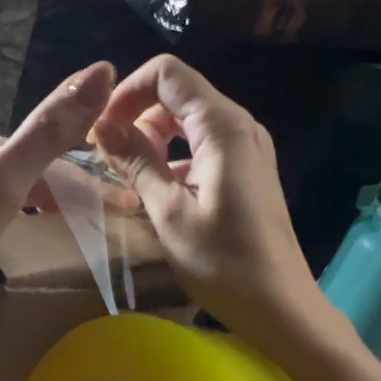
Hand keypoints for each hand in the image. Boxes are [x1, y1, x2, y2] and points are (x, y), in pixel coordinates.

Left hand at [0, 61, 116, 360]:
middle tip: (106, 231)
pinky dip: (18, 235)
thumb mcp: (5, 179)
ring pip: (14, 202)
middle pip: (34, 179)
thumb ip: (50, 132)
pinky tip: (21, 254)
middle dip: (70, 200)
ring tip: (73, 245)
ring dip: (44, 218)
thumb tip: (102, 69)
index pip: (55, 159)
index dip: (94, 185)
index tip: (128, 209)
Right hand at [90, 55, 327, 350]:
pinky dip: (174, 161)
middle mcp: (239, 126)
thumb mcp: (169, 213)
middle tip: (106, 159)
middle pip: (178, 95)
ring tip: (125, 180)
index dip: (127, 92)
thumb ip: (136, 163)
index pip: (167, 74)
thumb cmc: (223, 263)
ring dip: (153, 142)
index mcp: (222, 126)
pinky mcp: (247, 173)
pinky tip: (154, 195)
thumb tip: (102, 128)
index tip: (100, 130)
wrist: (280, 306)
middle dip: (136, 117)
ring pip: (189, 123)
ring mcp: (247, 149)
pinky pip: (203, 149)